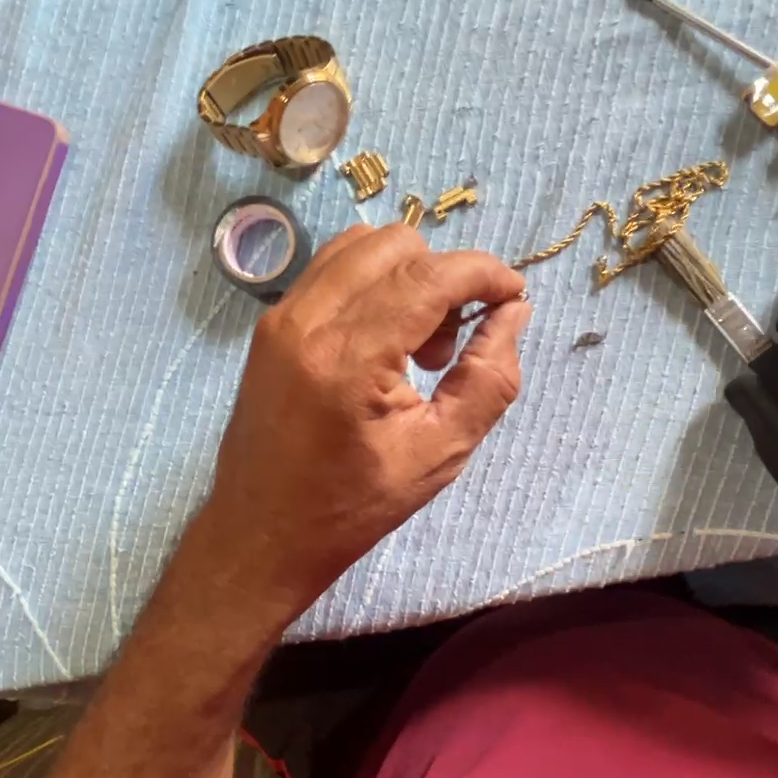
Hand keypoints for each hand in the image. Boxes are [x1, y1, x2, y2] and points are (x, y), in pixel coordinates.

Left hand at [194, 224, 531, 624]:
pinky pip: (332, 268)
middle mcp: (307, 319)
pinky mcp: (270, 323)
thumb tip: (514, 312)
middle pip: (398, 244)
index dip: (484, 274)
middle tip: (450, 345)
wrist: (262, 533)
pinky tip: (381, 339)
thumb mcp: (440, 453)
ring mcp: (281, 316)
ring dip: (408, 275)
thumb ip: (489, 379)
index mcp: (349, 357)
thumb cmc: (353, 506)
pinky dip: (373, 282)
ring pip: (362, 245)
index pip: (430, 274)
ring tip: (415, 344)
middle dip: (444, 277)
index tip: (513, 298)